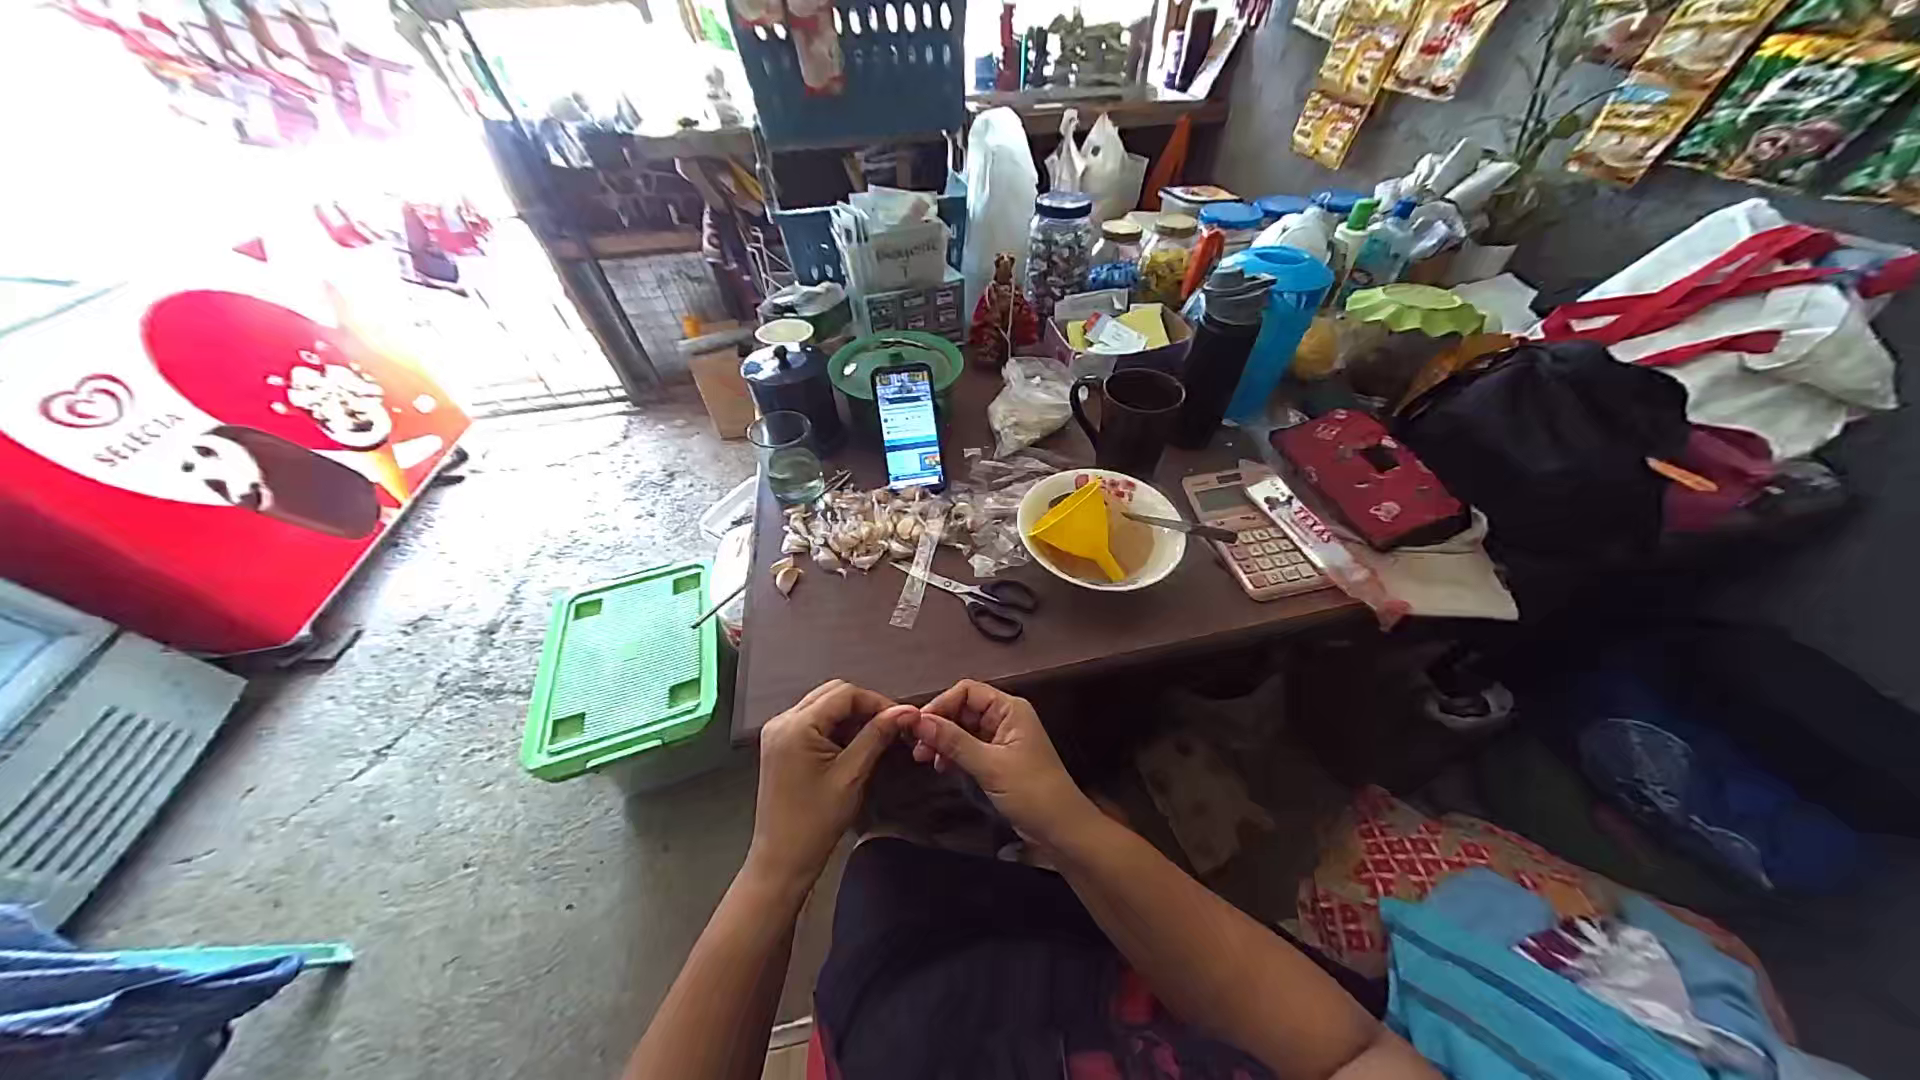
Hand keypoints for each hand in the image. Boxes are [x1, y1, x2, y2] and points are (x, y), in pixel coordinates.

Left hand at [748, 680, 914, 890]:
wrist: (783, 859)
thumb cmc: (815, 822)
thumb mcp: (852, 775)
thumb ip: (877, 736)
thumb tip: (904, 711)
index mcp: (796, 727)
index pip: (844, 694)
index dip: (876, 701)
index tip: (900, 717)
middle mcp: (782, 722)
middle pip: (832, 694)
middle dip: (864, 706)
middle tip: (889, 726)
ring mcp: (779, 733)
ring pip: (824, 705)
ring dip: (851, 717)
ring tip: (874, 738)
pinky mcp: (781, 744)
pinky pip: (814, 721)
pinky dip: (836, 728)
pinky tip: (853, 746)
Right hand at [910, 679, 1098, 846]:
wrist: (1061, 830)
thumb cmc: (1032, 792)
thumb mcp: (990, 765)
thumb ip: (954, 741)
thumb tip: (920, 722)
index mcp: (1009, 709)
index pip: (967, 691)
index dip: (942, 704)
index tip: (919, 725)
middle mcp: (1004, 718)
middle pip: (962, 709)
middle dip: (938, 724)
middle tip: (916, 747)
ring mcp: (1000, 739)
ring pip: (962, 729)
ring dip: (942, 741)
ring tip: (924, 759)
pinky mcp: (996, 759)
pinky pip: (967, 747)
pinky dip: (952, 754)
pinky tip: (941, 767)